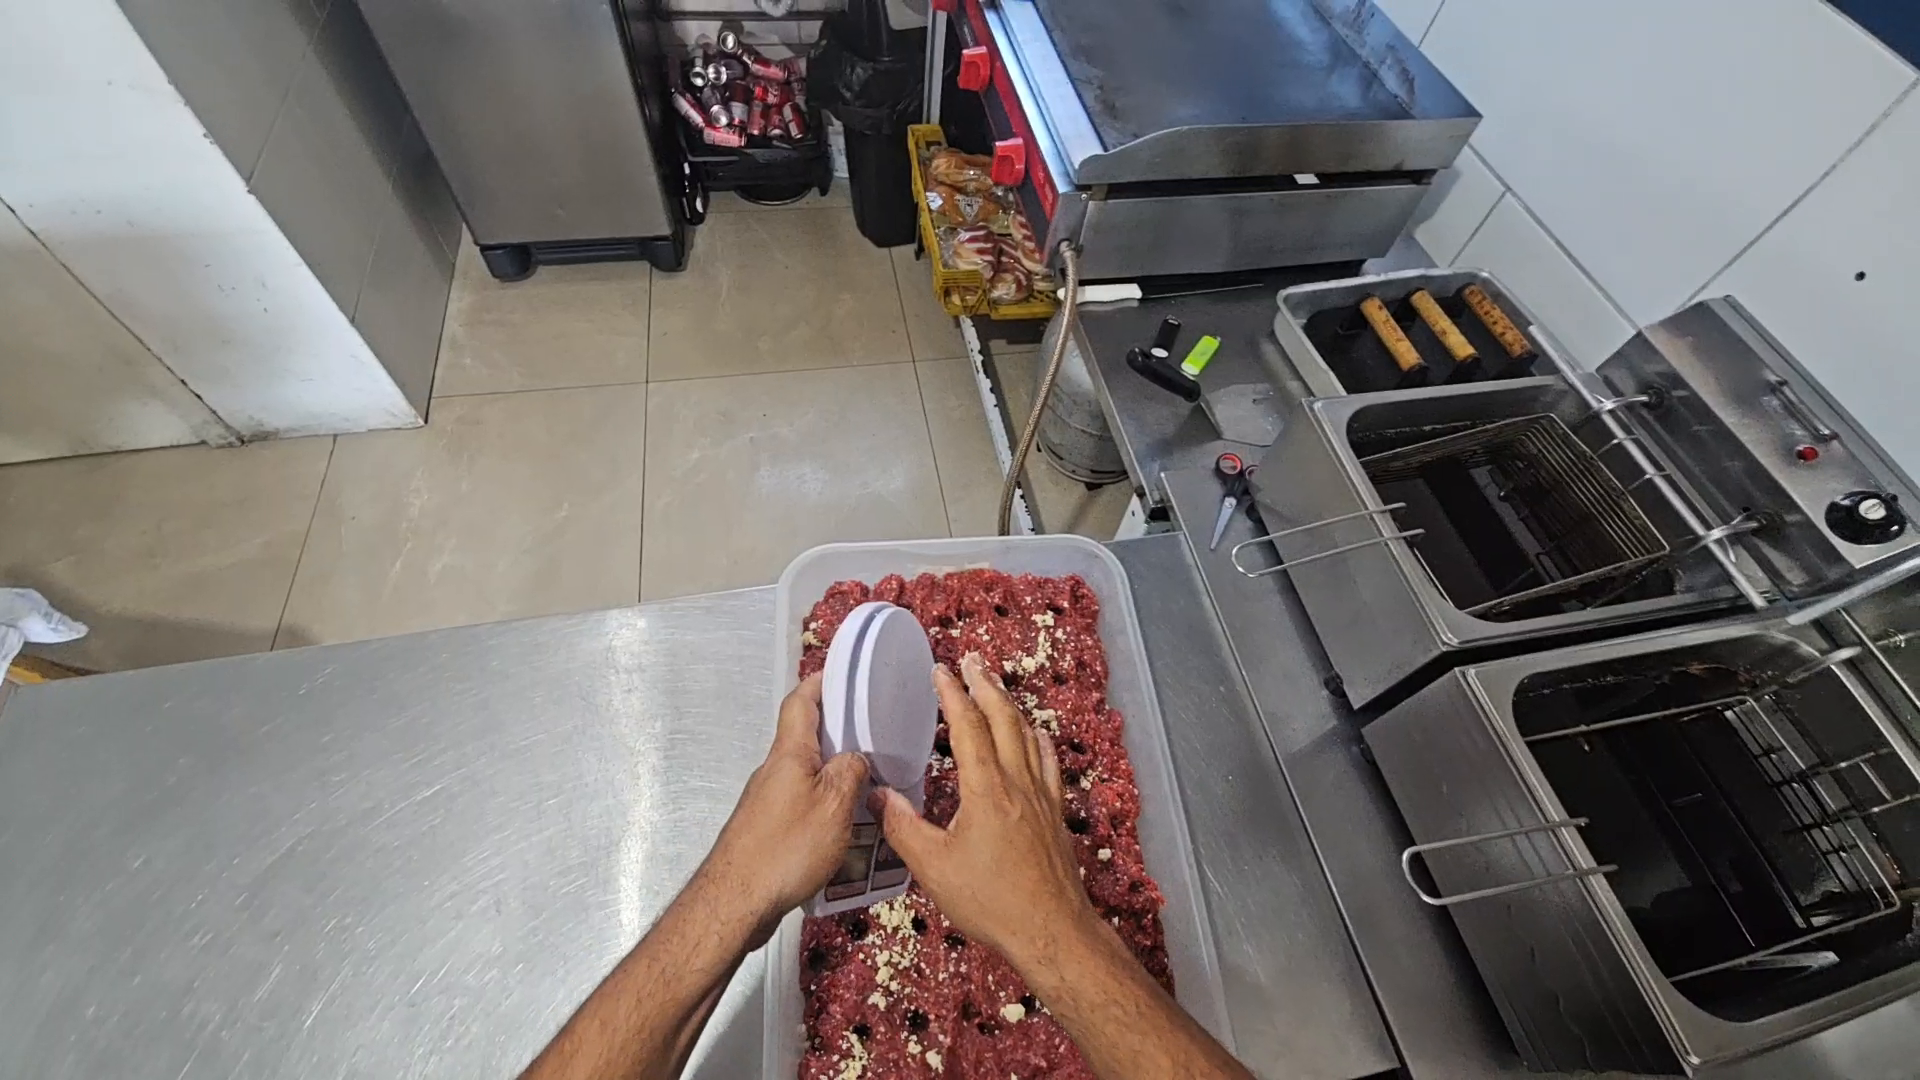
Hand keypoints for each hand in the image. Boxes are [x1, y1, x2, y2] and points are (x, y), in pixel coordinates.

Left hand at [695, 674, 868, 948]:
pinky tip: (845, 821)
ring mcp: (767, 799)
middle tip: (872, 730)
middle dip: (837, 728)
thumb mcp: (834, 805)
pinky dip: (824, 799)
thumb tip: (856, 758)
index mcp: (790, 753)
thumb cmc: (784, 849)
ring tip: (869, 779)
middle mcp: (774, 770)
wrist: (734, 904)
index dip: (821, 682)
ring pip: (806, 770)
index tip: (843, 673)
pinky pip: (801, 799)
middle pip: (805, 735)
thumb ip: (851, 773)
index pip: (801, 701)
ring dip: (834, 768)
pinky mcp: (766, 827)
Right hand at [873, 653, 1098, 968]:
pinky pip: (1049, 762)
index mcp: (986, 788)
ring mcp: (1041, 794)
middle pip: (1003, 718)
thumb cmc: (991, 900)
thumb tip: (880, 795)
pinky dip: (1038, 740)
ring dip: (1010, 705)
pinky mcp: (1055, 811)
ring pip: (1027, 735)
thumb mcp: (934, 868)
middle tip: (972, 659)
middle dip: (986, 684)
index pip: (968, 727)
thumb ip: (904, 828)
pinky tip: (1037, 734)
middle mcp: (1017, 781)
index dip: (953, 694)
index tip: (941, 670)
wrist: (1051, 929)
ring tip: (996, 685)